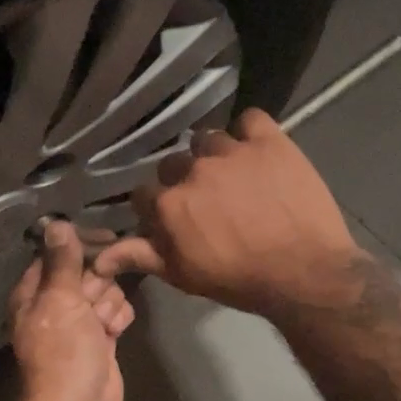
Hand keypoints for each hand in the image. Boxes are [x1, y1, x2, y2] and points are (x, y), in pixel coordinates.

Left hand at [9, 220, 135, 400]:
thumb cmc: (63, 350)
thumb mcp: (60, 298)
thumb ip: (62, 260)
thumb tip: (54, 223)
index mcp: (33, 292)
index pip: (57, 253)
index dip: (81, 246)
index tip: (105, 239)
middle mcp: (53, 303)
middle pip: (86, 271)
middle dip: (97, 283)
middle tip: (92, 304)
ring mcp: (78, 322)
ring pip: (105, 291)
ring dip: (109, 304)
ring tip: (102, 325)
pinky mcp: (100, 337)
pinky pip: (115, 313)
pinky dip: (118, 319)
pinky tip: (115, 331)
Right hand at [92, 107, 363, 315]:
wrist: (305, 273)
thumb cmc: (238, 280)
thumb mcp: (182, 274)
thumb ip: (138, 256)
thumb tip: (96, 259)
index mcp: (168, 204)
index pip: (144, 193)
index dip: (156, 207)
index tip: (172, 219)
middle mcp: (193, 170)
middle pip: (174, 164)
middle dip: (183, 180)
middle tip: (206, 202)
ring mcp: (231, 151)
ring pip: (208, 140)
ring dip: (213, 155)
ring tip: (232, 176)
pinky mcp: (269, 141)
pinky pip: (249, 120)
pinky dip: (249, 133)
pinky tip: (255, 151)